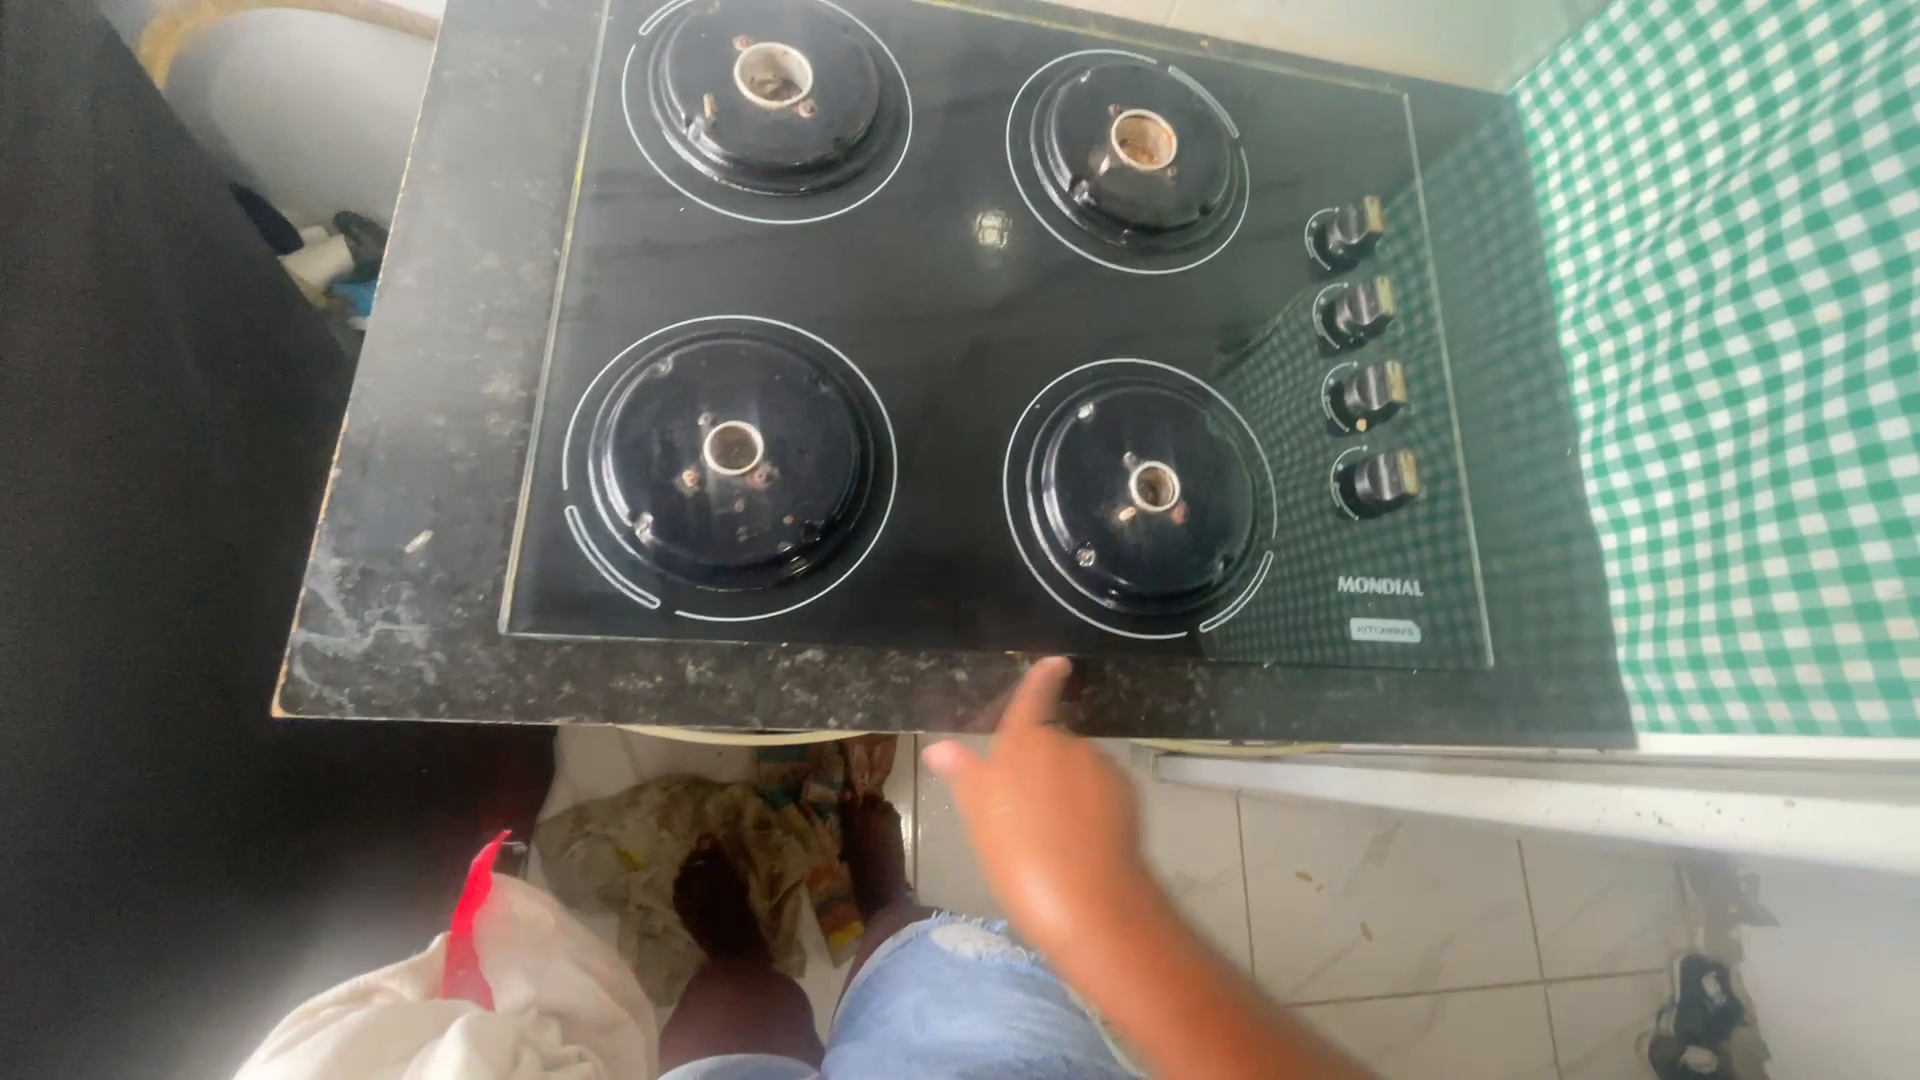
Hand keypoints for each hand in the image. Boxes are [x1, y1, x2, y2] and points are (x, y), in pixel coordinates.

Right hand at [922, 657, 1149, 950]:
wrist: (1085, 901)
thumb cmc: (1017, 855)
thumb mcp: (978, 816)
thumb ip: (964, 773)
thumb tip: (939, 748)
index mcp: (1024, 741)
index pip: (1033, 696)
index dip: (1042, 677)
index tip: (1057, 662)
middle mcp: (1065, 743)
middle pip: (1052, 742)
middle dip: (1043, 764)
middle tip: (1026, 810)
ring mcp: (1100, 767)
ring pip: (1078, 767)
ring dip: (1068, 786)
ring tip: (1054, 833)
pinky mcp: (1127, 794)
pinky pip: (1103, 789)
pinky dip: (1093, 805)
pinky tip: (1083, 840)